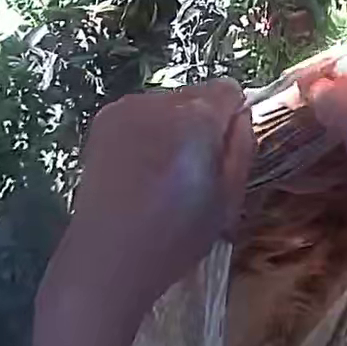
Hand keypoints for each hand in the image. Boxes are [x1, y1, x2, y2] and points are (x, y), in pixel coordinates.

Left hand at [42, 79, 252, 327]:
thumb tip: (240, 115)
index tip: (223, 151)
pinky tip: (137, 168)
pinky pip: (139, 114)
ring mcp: (127, 107)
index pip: (229, 89)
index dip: (232, 118)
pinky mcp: (104, 119)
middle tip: (192, 169)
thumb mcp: (228, 199)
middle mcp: (161, 101)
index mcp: (197, 117)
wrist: (108, 256)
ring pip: (166, 104)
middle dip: (201, 122)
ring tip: (161, 172)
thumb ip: (242, 147)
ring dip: (172, 125)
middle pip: (196, 96)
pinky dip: (145, 131)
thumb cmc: (175, 235)